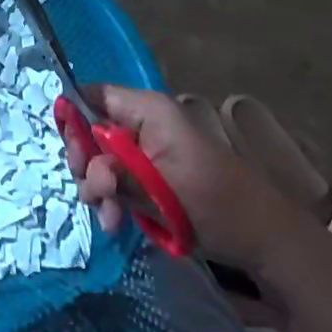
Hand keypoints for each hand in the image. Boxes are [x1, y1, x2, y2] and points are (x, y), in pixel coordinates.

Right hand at [64, 85, 303, 268]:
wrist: (261, 236)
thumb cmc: (216, 201)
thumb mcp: (164, 189)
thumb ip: (121, 176)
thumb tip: (89, 173)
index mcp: (148, 110)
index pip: (96, 94)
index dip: (74, 115)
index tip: (70, 152)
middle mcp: (143, 123)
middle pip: (93, 130)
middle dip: (87, 163)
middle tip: (94, 193)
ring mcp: (146, 151)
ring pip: (102, 160)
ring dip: (99, 189)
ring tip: (111, 217)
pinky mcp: (149, 177)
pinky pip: (117, 180)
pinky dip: (112, 200)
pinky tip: (116, 223)